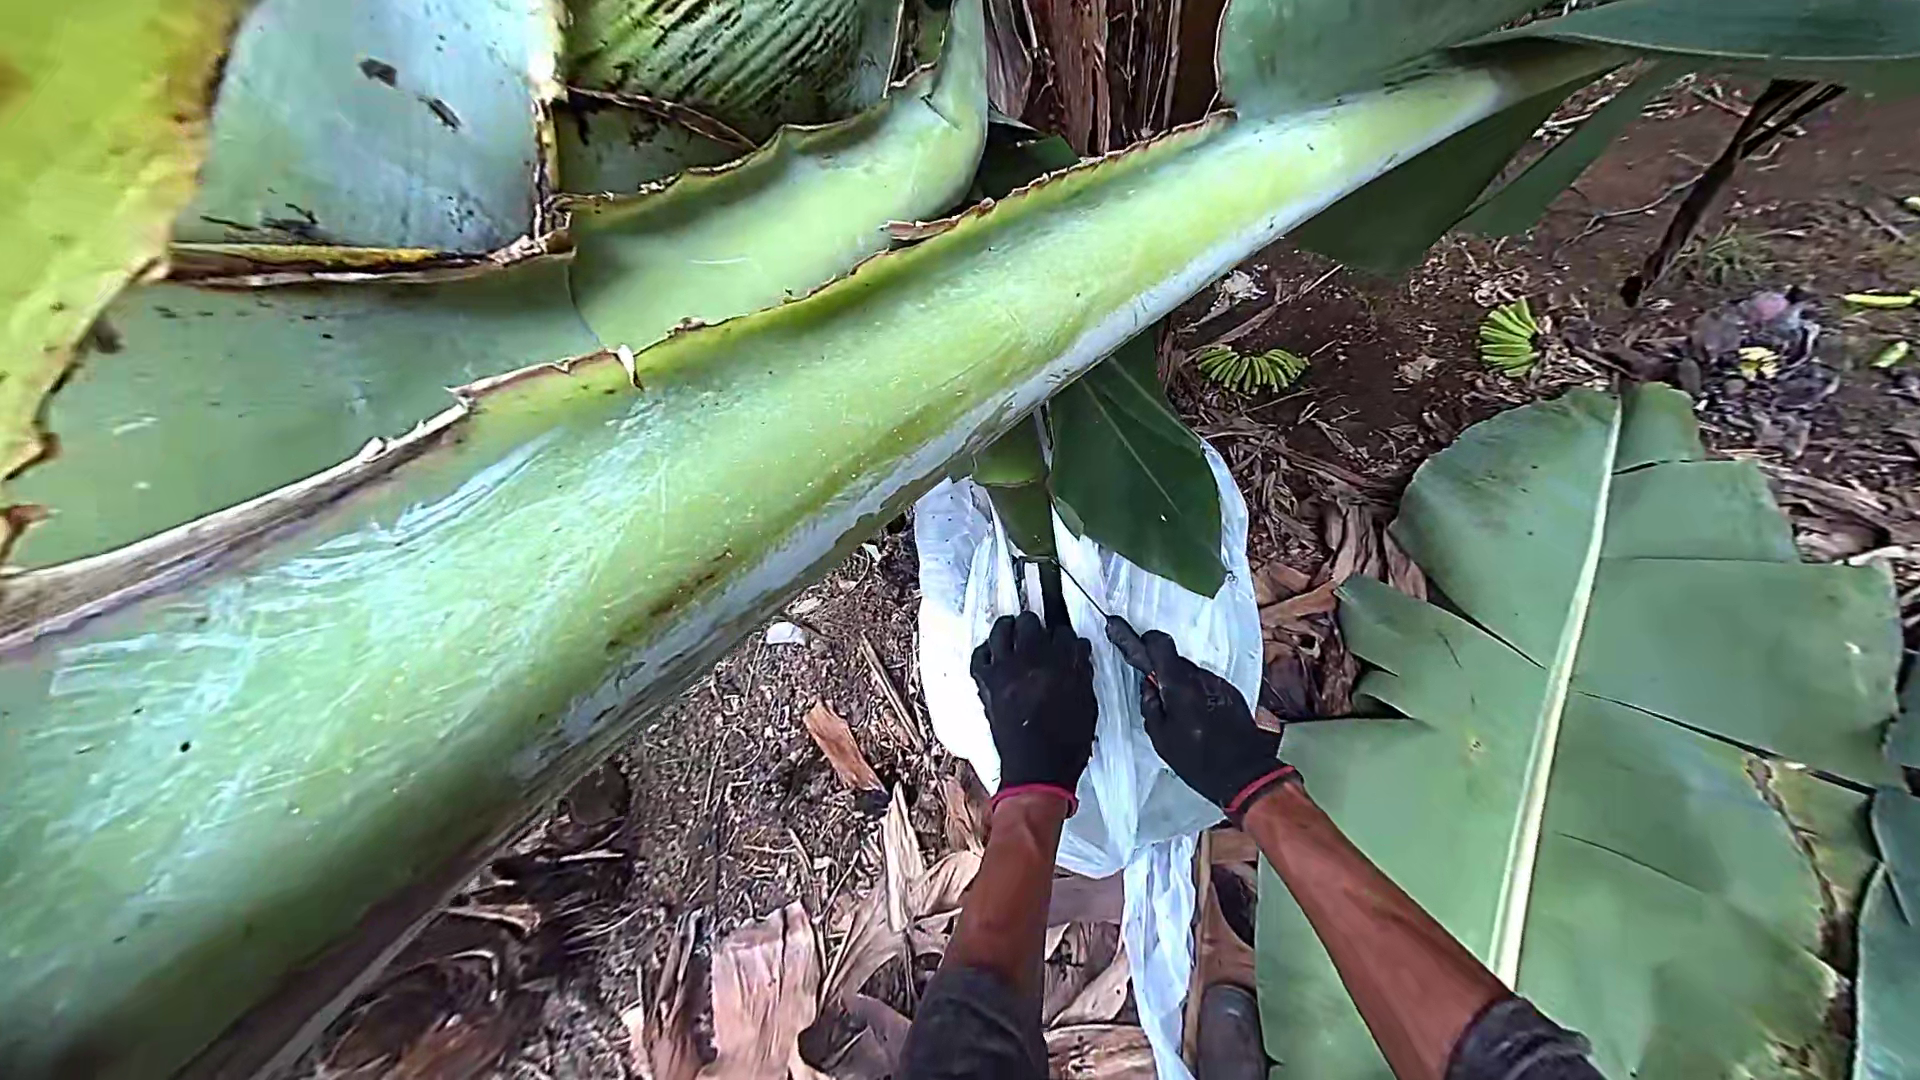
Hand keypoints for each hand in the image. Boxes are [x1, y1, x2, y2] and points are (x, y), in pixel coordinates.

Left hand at [970, 612, 1096, 809]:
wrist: (1036, 770)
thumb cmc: (1065, 743)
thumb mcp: (1086, 705)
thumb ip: (1081, 673)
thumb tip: (1077, 651)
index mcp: (1059, 666)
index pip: (1063, 634)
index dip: (1064, 635)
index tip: (1064, 639)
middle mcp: (1029, 662)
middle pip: (1029, 623)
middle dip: (1037, 624)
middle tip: (1038, 632)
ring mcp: (1004, 671)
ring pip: (1001, 630)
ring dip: (1010, 627)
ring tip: (1014, 630)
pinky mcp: (986, 683)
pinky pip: (980, 654)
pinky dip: (987, 649)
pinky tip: (994, 652)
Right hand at [1112, 627, 1295, 820]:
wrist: (1246, 775)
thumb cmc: (1197, 760)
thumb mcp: (1160, 736)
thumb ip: (1149, 704)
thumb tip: (1148, 686)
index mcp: (1179, 685)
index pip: (1157, 645)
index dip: (1137, 637)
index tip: (1119, 628)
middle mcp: (1200, 677)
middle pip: (1173, 661)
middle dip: (1161, 672)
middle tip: (1157, 695)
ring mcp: (1219, 683)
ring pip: (1190, 673)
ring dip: (1181, 685)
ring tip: (1182, 714)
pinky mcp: (1232, 692)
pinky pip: (1206, 684)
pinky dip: (1198, 694)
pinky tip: (1199, 717)